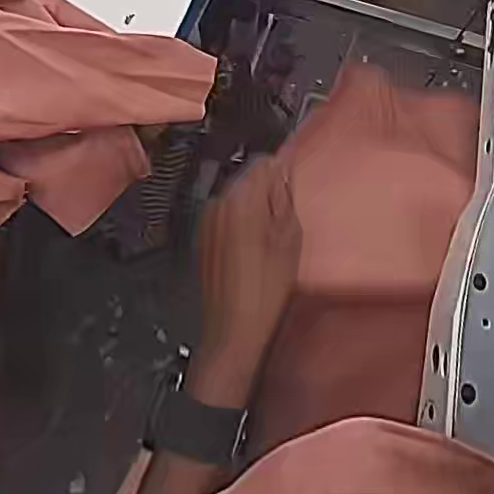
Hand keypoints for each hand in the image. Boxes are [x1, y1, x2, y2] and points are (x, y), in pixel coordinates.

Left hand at [191, 157, 301, 405]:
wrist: (233, 332)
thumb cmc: (268, 286)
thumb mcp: (290, 236)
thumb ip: (285, 198)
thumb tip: (282, 175)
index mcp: (240, 198)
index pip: (264, 162)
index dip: (281, 175)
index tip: (291, 194)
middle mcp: (217, 202)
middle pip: (249, 177)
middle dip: (267, 190)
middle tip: (284, 219)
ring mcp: (206, 219)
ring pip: (238, 195)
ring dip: (254, 205)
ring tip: (269, 235)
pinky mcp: (202, 236)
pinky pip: (227, 214)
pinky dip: (240, 220)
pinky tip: (252, 247)